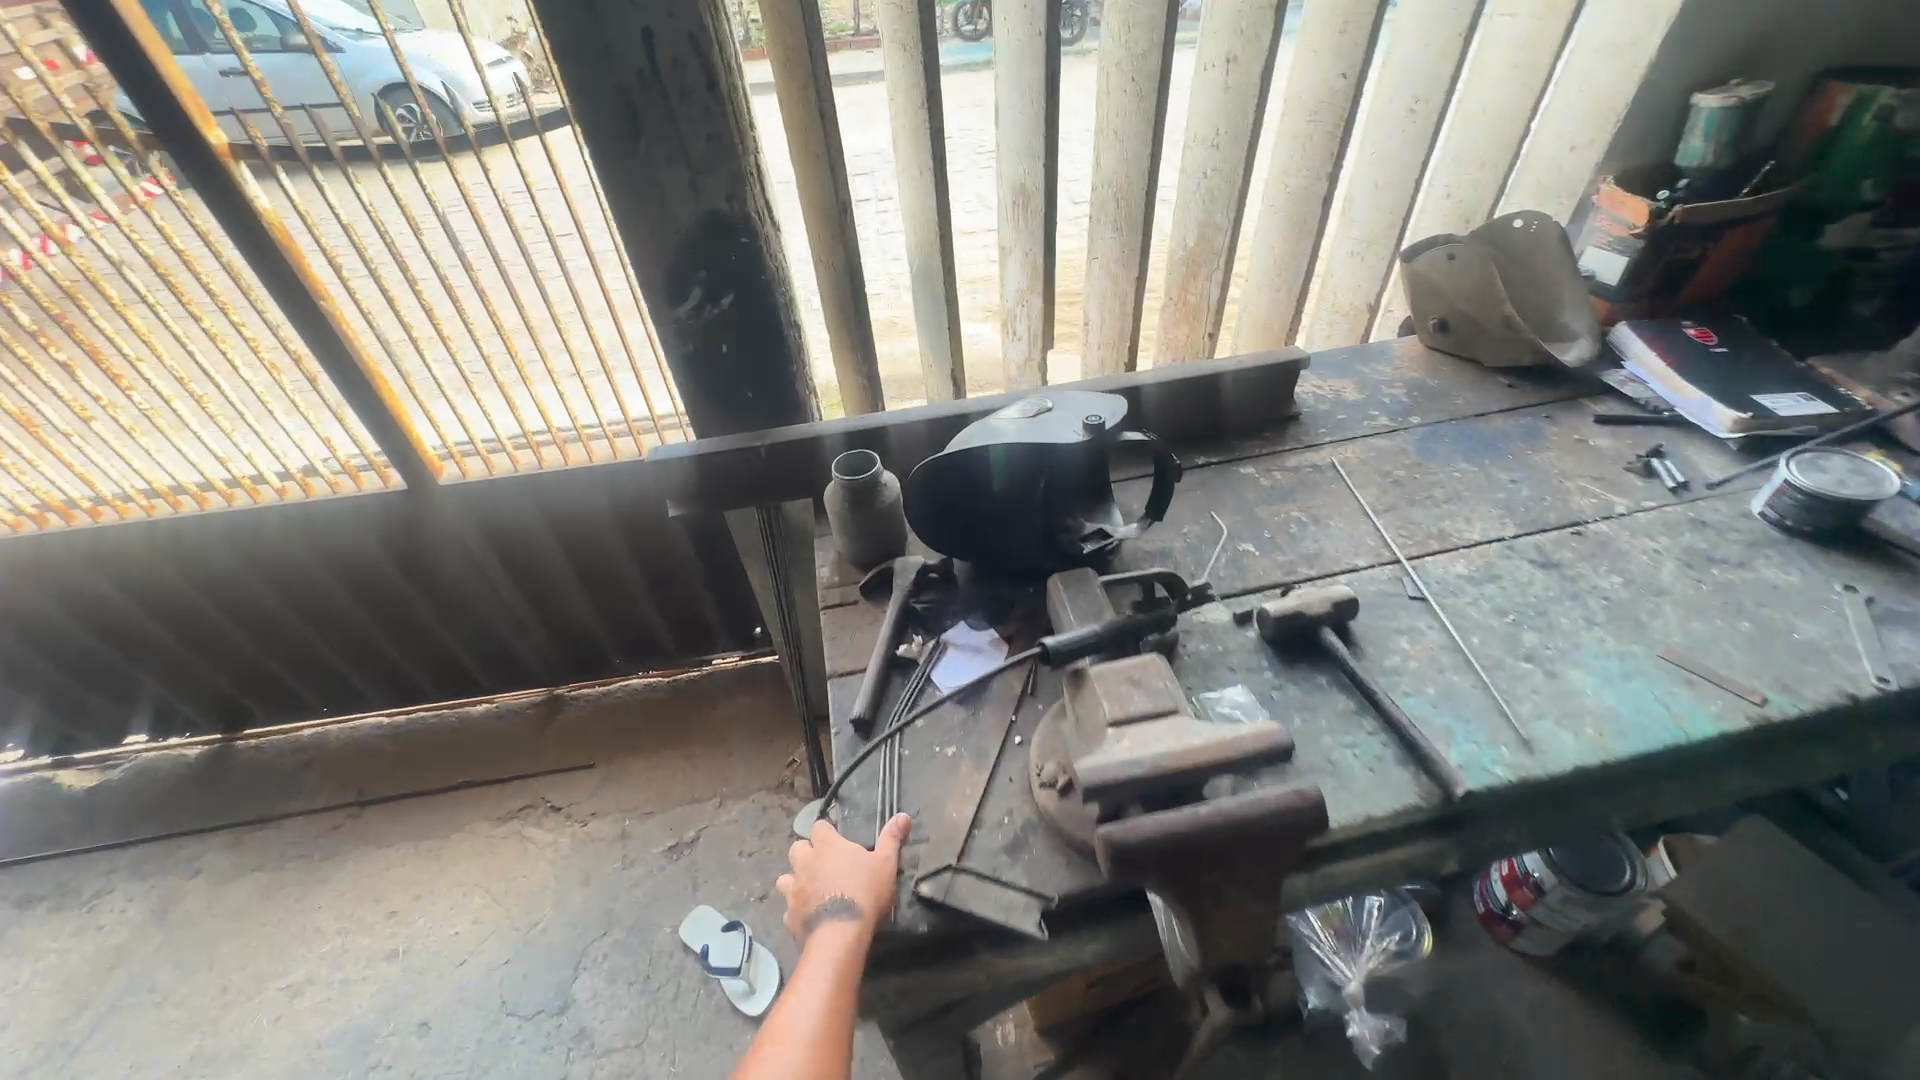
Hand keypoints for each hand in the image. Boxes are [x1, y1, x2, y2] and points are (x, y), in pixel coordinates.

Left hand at [775, 814, 908, 945]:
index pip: (819, 827)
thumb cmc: (865, 892)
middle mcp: (805, 863)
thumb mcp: (886, 863)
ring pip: (784, 878)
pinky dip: (795, 909)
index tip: (836, 840)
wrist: (841, 935)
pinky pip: (788, 908)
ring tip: (810, 888)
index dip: (826, 832)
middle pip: (796, 848)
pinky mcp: (789, 915)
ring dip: (794, 880)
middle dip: (806, 853)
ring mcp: (794, 890)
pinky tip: (808, 915)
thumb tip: (903, 815)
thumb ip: (891, 838)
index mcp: (827, 846)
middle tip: (822, 863)